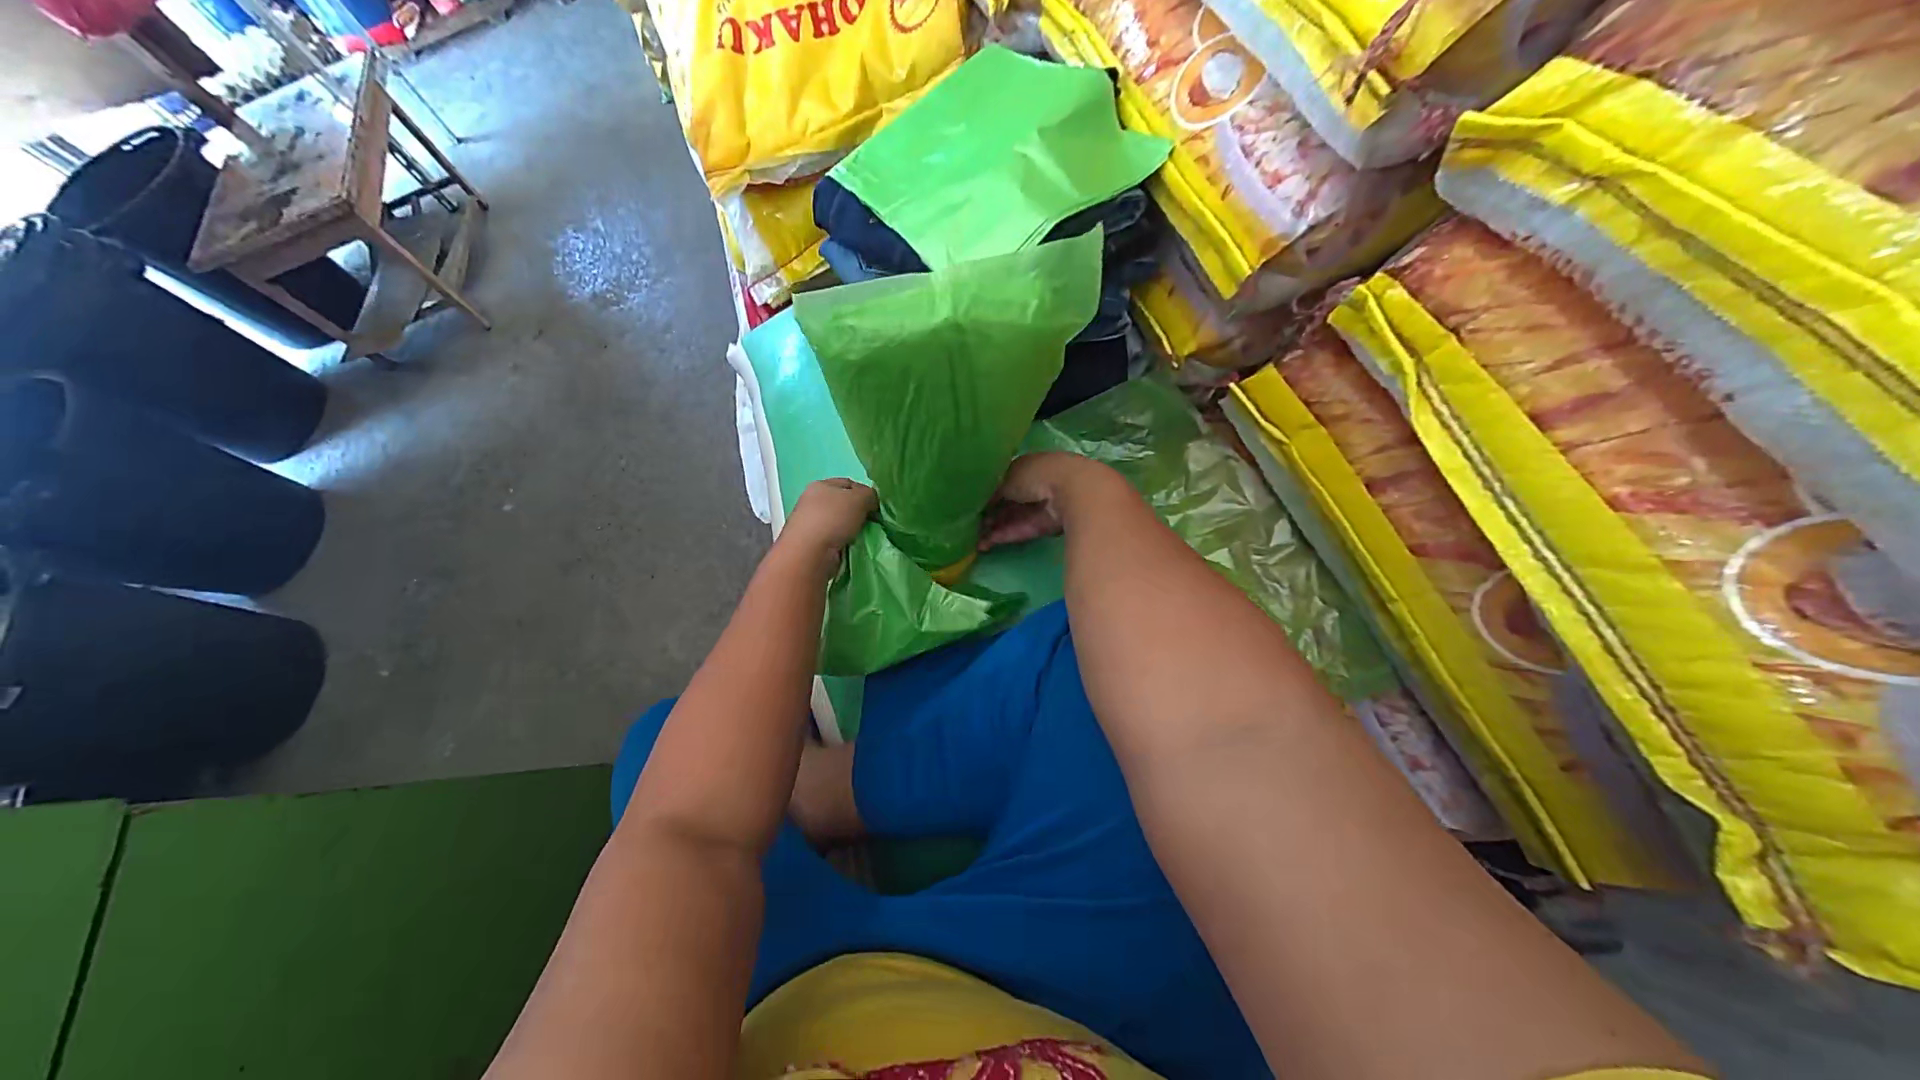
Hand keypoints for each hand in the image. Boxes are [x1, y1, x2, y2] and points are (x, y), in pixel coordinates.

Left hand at [780, 478, 876, 569]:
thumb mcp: (859, 498)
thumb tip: (871, 502)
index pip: (848, 484)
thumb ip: (870, 495)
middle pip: (844, 504)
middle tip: (872, 521)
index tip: (876, 506)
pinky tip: (852, 546)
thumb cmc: (833, 519)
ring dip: (853, 529)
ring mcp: (811, 523)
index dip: (864, 493)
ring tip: (863, 536)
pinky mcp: (812, 543)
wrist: (810, 553)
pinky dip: (846, 542)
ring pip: (841, 523)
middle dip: (859, 512)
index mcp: (820, 485)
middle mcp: (812, 502)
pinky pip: (837, 539)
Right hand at [979, 452, 1118, 550]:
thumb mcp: (1008, 476)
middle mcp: (1036, 484)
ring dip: (993, 527)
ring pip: (1013, 517)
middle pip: (1009, 500)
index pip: (1004, 478)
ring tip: (974, 539)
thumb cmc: (1039, 475)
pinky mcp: (1046, 526)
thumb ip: (993, 488)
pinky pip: (1020, 529)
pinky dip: (1003, 535)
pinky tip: (985, 544)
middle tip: (968, 524)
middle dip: (990, 512)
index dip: (988, 491)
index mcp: (1029, 465)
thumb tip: (980, 500)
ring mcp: (1042, 506)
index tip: (971, 502)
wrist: (1075, 492)